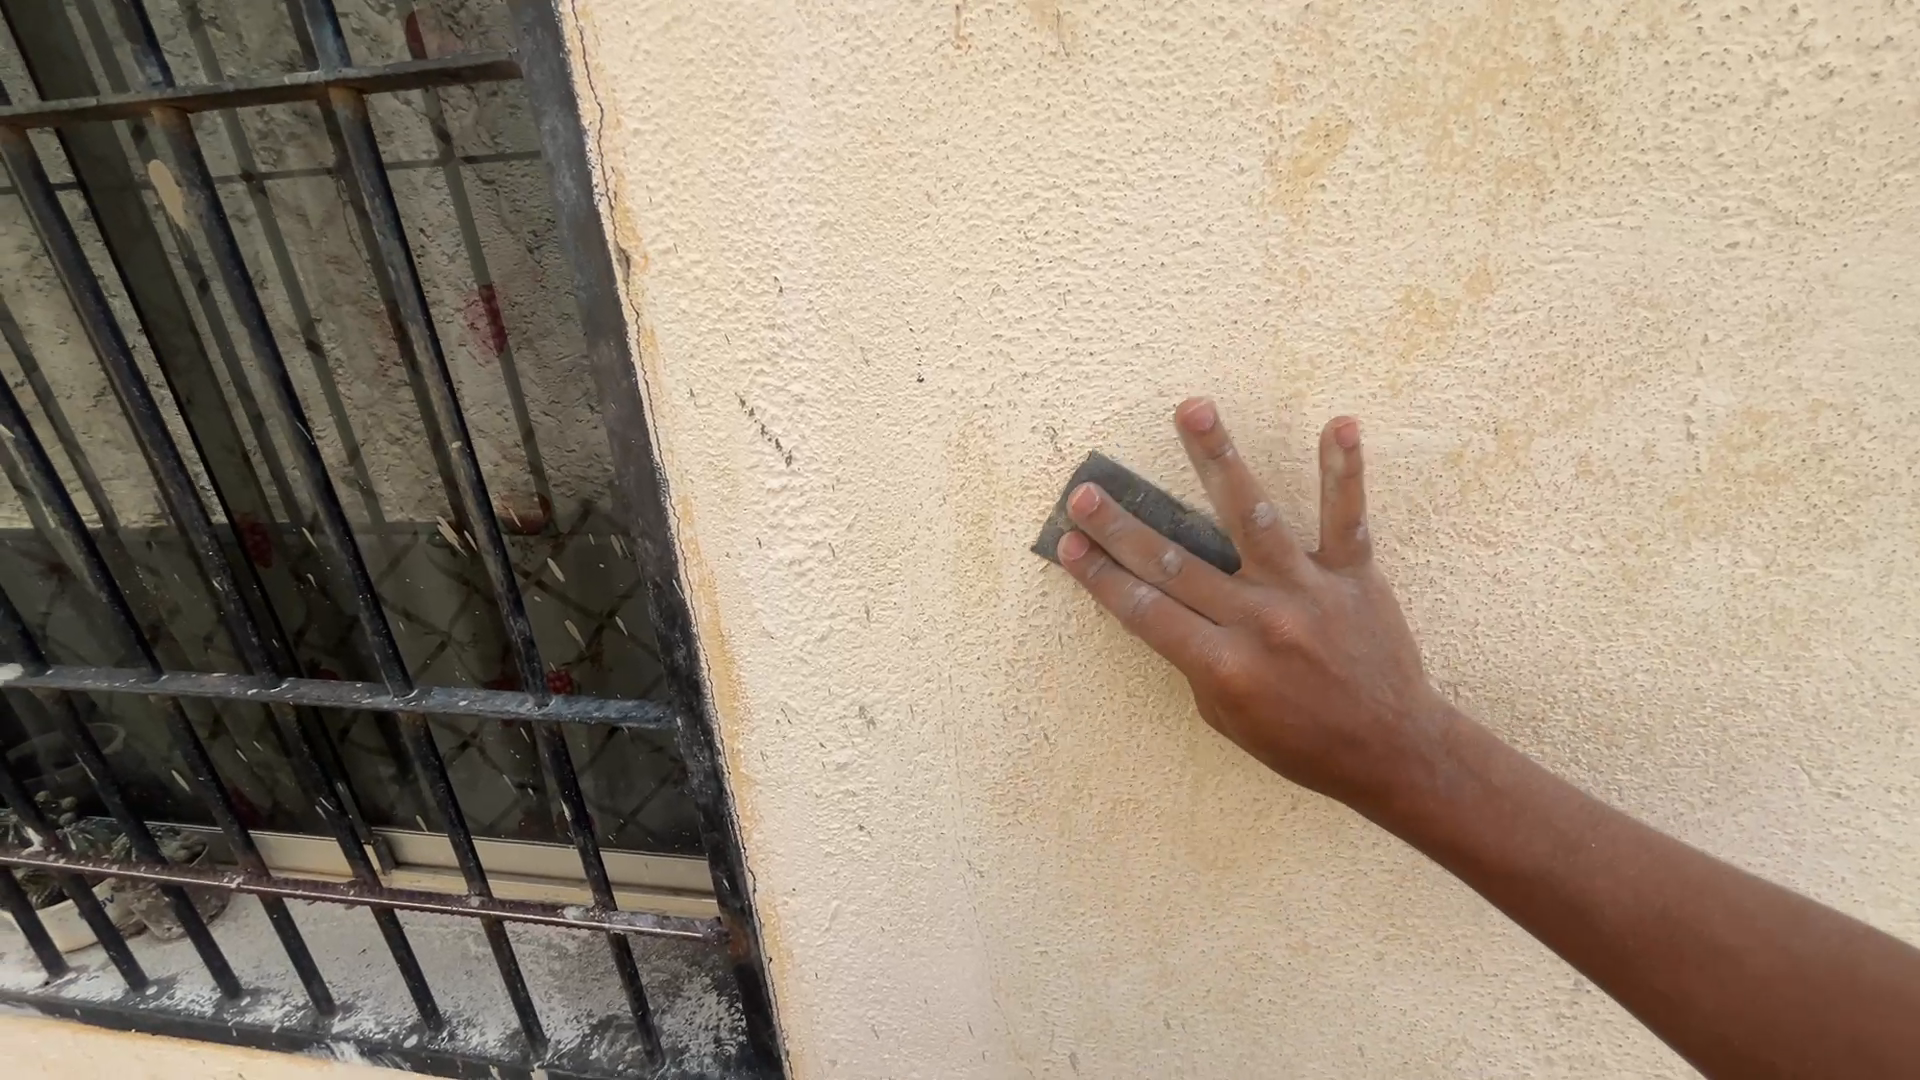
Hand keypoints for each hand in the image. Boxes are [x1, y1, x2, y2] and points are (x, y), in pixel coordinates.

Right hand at [1054, 398, 1453, 808]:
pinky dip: (1343, 471)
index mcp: (1222, 665)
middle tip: (1086, 492)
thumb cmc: (1299, 743)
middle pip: (1175, 561)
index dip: (1099, 576)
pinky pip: (1346, 518)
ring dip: (1217, 458)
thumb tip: (1166, 603)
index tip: (1067, 543)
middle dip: (1121, 526)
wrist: (1393, 753)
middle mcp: (1258, 621)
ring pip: (1253, 516)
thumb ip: (1192, 659)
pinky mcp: (1354, 577)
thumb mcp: (1223, 718)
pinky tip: (1336, 422)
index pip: (1144, 610)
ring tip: (1191, 408)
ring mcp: (1306, 592)